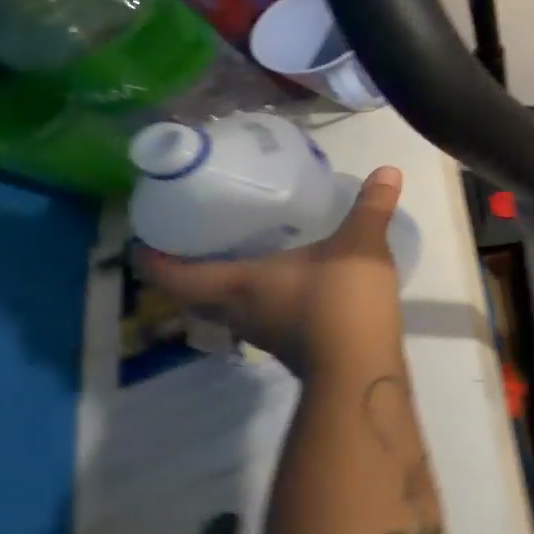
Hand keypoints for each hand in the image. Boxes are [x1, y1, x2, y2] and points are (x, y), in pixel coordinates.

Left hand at [138, 165, 406, 379]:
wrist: (358, 363)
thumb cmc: (341, 299)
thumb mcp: (360, 243)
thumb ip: (372, 206)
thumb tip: (388, 169)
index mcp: (238, 284)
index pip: (176, 275)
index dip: (154, 259)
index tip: (144, 240)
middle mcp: (239, 310)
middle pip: (196, 295)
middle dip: (191, 273)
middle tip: (202, 244)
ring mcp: (264, 331)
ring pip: (229, 308)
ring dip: (229, 288)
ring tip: (249, 258)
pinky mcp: (291, 342)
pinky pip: (263, 315)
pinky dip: (265, 299)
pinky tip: (293, 284)